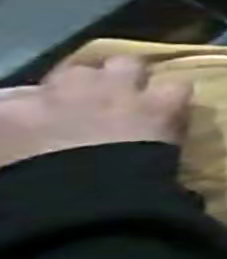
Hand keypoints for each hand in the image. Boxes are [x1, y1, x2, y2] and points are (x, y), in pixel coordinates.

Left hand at [0, 57, 189, 171]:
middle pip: (125, 63)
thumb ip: (166, 128)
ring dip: (74, 83)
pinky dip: (16, 109)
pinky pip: (11, 99)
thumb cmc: (136, 177)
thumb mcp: (166, 150)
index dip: (168, 94)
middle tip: (116, 93)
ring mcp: (62, 95)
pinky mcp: (12, 109)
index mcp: (160, 104)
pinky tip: (20, 120)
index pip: (178, 85)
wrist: (78, 194)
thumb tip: (162, 124)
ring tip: (69, 102)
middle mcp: (115, 89)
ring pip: (74, 71)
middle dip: (121, 74)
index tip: (164, 105)